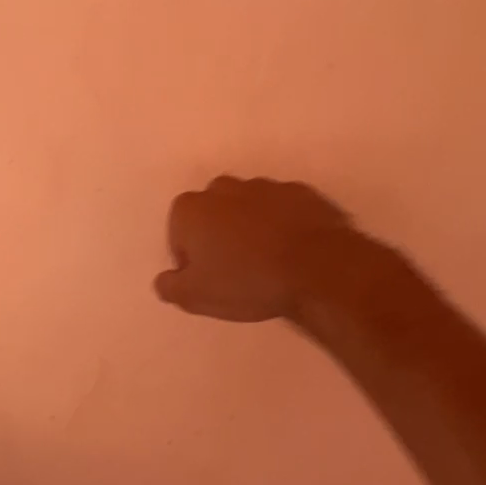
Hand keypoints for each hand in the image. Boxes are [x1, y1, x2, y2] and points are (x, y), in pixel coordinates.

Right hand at [154, 176, 355, 322]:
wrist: (319, 270)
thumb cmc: (246, 282)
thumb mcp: (194, 297)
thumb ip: (170, 286)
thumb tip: (165, 280)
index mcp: (191, 209)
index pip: (178, 233)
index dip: (190, 258)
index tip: (207, 277)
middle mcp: (224, 189)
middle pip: (212, 214)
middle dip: (218, 236)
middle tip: (234, 269)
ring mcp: (266, 187)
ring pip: (248, 209)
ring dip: (251, 229)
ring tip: (266, 262)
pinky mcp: (303, 193)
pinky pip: (283, 211)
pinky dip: (283, 227)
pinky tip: (292, 254)